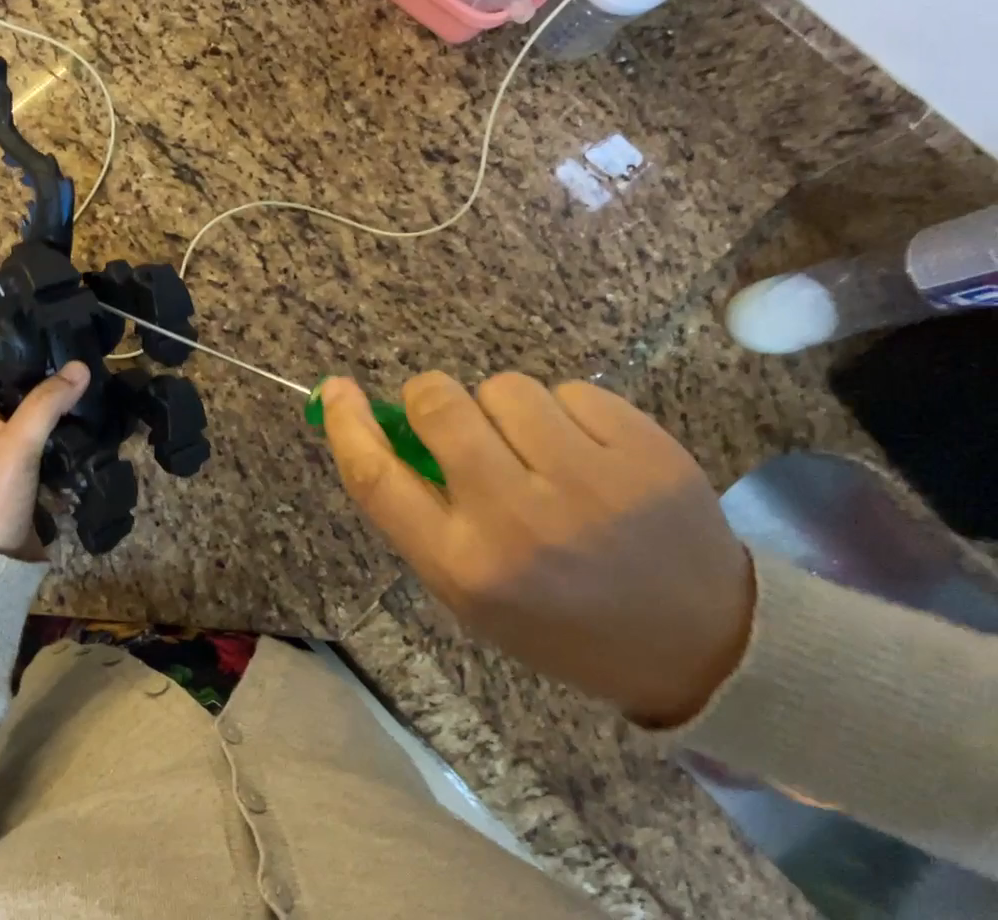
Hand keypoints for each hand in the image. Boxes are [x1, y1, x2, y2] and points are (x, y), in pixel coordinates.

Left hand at [0, 362, 90, 560]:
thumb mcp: (17, 441)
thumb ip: (46, 403)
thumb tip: (81, 365)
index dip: (14, 357)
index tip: (50, 339)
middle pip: (21, 398)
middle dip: (49, 384)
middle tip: (87, 364)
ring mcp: (13, 459)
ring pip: (41, 425)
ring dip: (64, 413)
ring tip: (99, 391)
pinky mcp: (33, 483)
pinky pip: (55, 453)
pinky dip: (71, 443)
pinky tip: (98, 431)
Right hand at [320, 372, 755, 725]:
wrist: (698, 644)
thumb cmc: (558, 622)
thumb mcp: (468, 590)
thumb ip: (421, 513)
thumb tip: (381, 424)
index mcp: (463, 565)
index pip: (376, 476)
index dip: (345, 424)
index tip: (334, 390)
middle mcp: (517, 519)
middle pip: (438, 407)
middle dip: (429, 398)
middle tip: (446, 417)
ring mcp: (587, 481)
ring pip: (504, 387)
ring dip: (500, 408)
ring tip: (531, 447)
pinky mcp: (646, 451)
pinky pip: (570, 390)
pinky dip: (563, 412)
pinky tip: (583, 451)